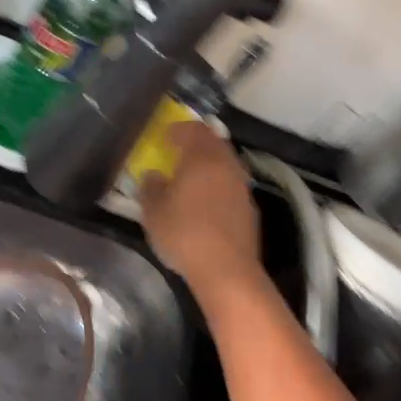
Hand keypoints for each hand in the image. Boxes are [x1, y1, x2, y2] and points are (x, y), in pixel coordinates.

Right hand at [138, 121, 264, 297]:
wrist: (226, 271)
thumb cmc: (184, 234)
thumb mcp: (153, 211)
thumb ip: (151, 187)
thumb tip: (153, 175)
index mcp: (202, 159)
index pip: (194, 129)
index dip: (178, 129)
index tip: (164, 137)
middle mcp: (226, 166)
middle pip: (214, 143)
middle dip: (196, 143)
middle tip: (178, 151)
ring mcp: (241, 187)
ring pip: (225, 163)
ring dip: (209, 163)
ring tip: (191, 176)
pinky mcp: (249, 208)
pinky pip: (231, 184)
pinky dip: (218, 183)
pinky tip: (206, 200)